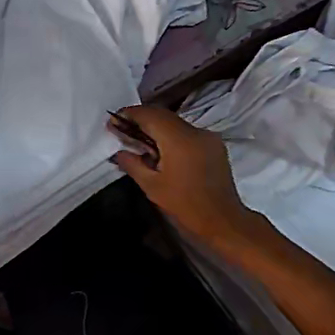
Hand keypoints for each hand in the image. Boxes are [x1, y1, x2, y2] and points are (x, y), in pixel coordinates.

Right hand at [110, 105, 252, 242]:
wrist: (221, 220)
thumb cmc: (184, 205)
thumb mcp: (151, 186)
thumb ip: (132, 164)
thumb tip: (120, 152)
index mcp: (179, 140)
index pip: (150, 116)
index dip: (130, 114)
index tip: (113, 121)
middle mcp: (196, 132)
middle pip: (164, 116)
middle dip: (141, 119)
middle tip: (122, 129)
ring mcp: (208, 137)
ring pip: (176, 123)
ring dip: (156, 127)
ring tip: (138, 141)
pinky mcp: (214, 145)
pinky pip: (187, 132)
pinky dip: (170, 135)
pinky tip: (160, 150)